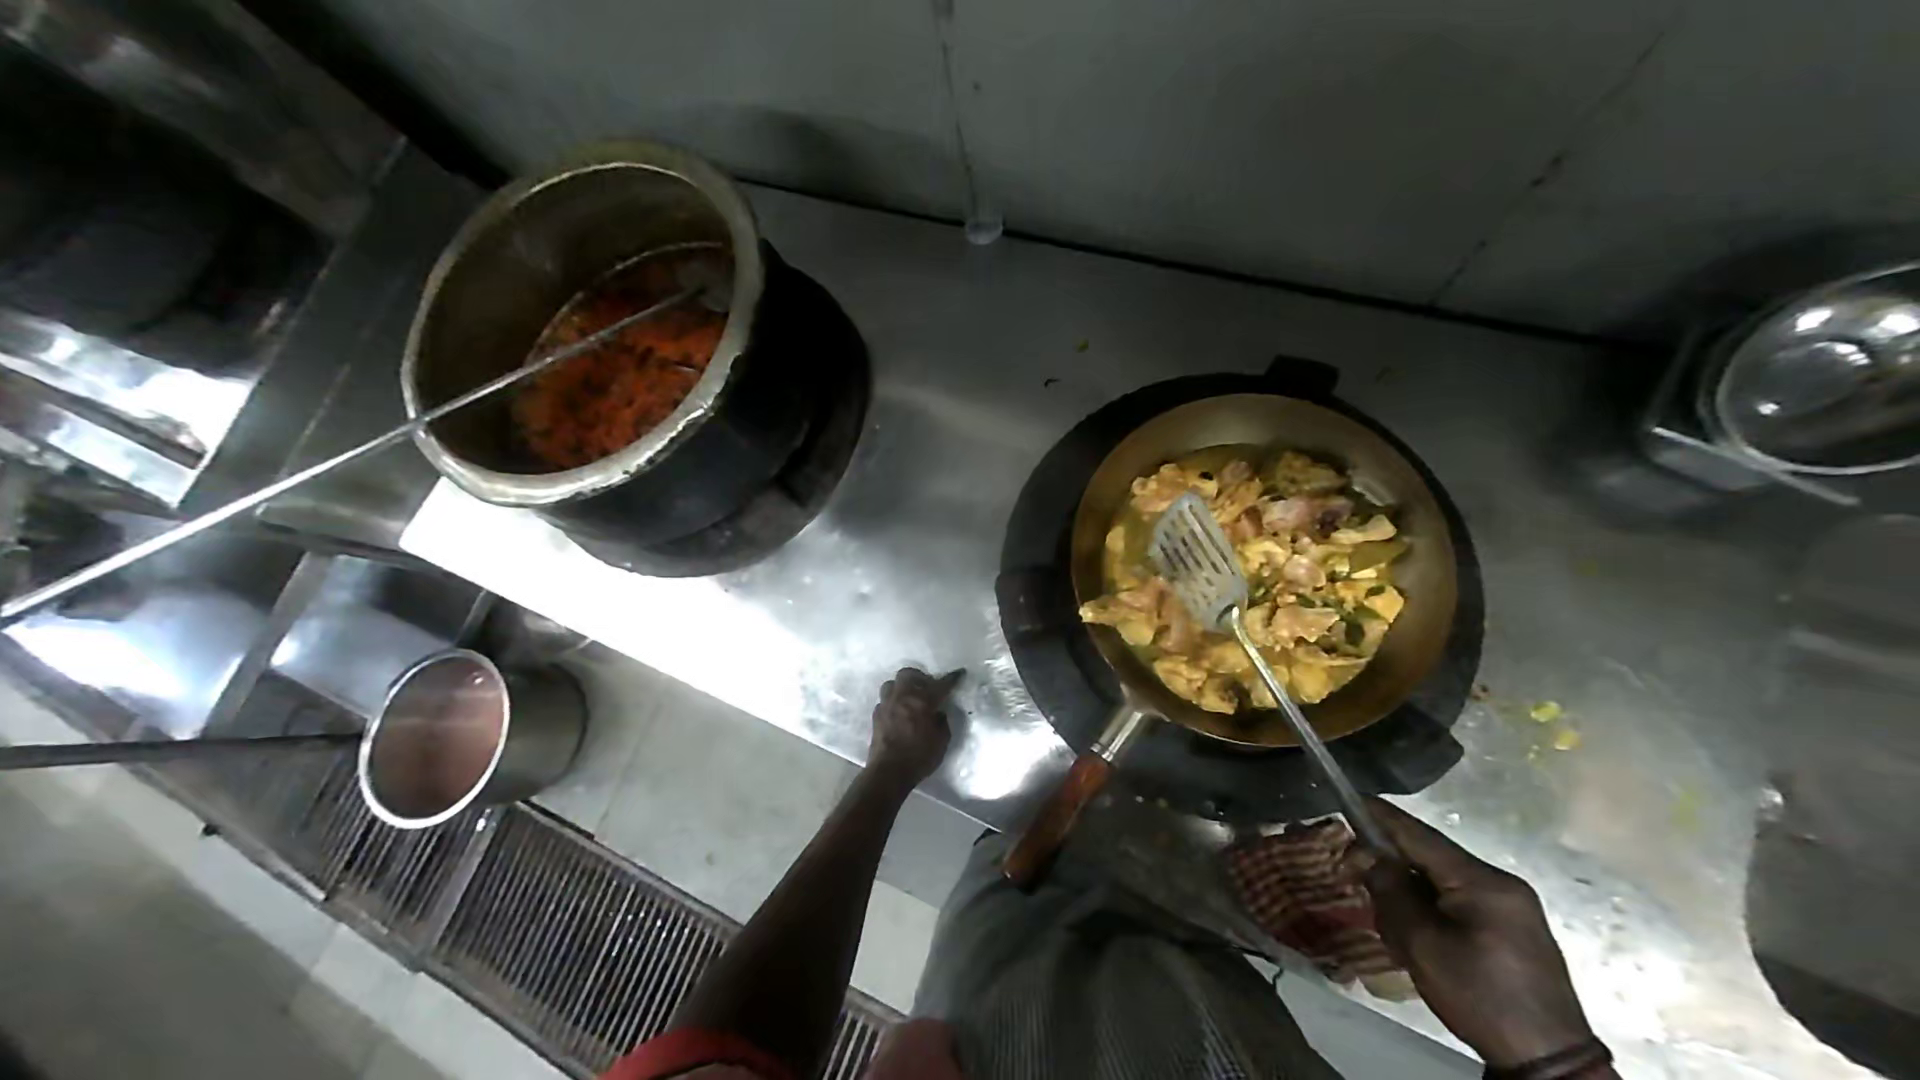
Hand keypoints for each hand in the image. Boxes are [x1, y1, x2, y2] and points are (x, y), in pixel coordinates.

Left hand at [867, 667, 959, 789]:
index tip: (958, 674)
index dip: (952, 678)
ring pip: (891, 684)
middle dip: (919, 677)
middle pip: (908, 674)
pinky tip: (898, 713)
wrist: (889, 772)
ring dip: (902, 687)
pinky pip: (884, 700)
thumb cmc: (919, 757)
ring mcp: (887, 705)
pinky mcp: (876, 715)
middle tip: (926, 687)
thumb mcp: (941, 741)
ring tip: (909, 698)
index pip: (940, 684)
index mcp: (922, 701)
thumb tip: (938, 713)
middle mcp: (903, 697)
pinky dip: (893, 702)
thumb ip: (942, 723)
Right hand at [1354, 797, 1596, 1068]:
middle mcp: (1500, 884)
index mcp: (1482, 881)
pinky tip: (1412, 930)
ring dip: (1406, 890)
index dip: (1380, 816)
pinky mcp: (1511, 928)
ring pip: (1440, 880)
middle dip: (1388, 862)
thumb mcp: (1421, 944)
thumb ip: (1390, 891)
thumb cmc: (1480, 996)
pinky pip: (1456, 900)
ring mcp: (1510, 906)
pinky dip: (1427, 905)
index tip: (1348, 800)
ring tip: (1384, 918)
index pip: (1419, 834)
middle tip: (1349, 874)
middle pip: (1429, 856)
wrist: (1549, 1063)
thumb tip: (1372, 856)